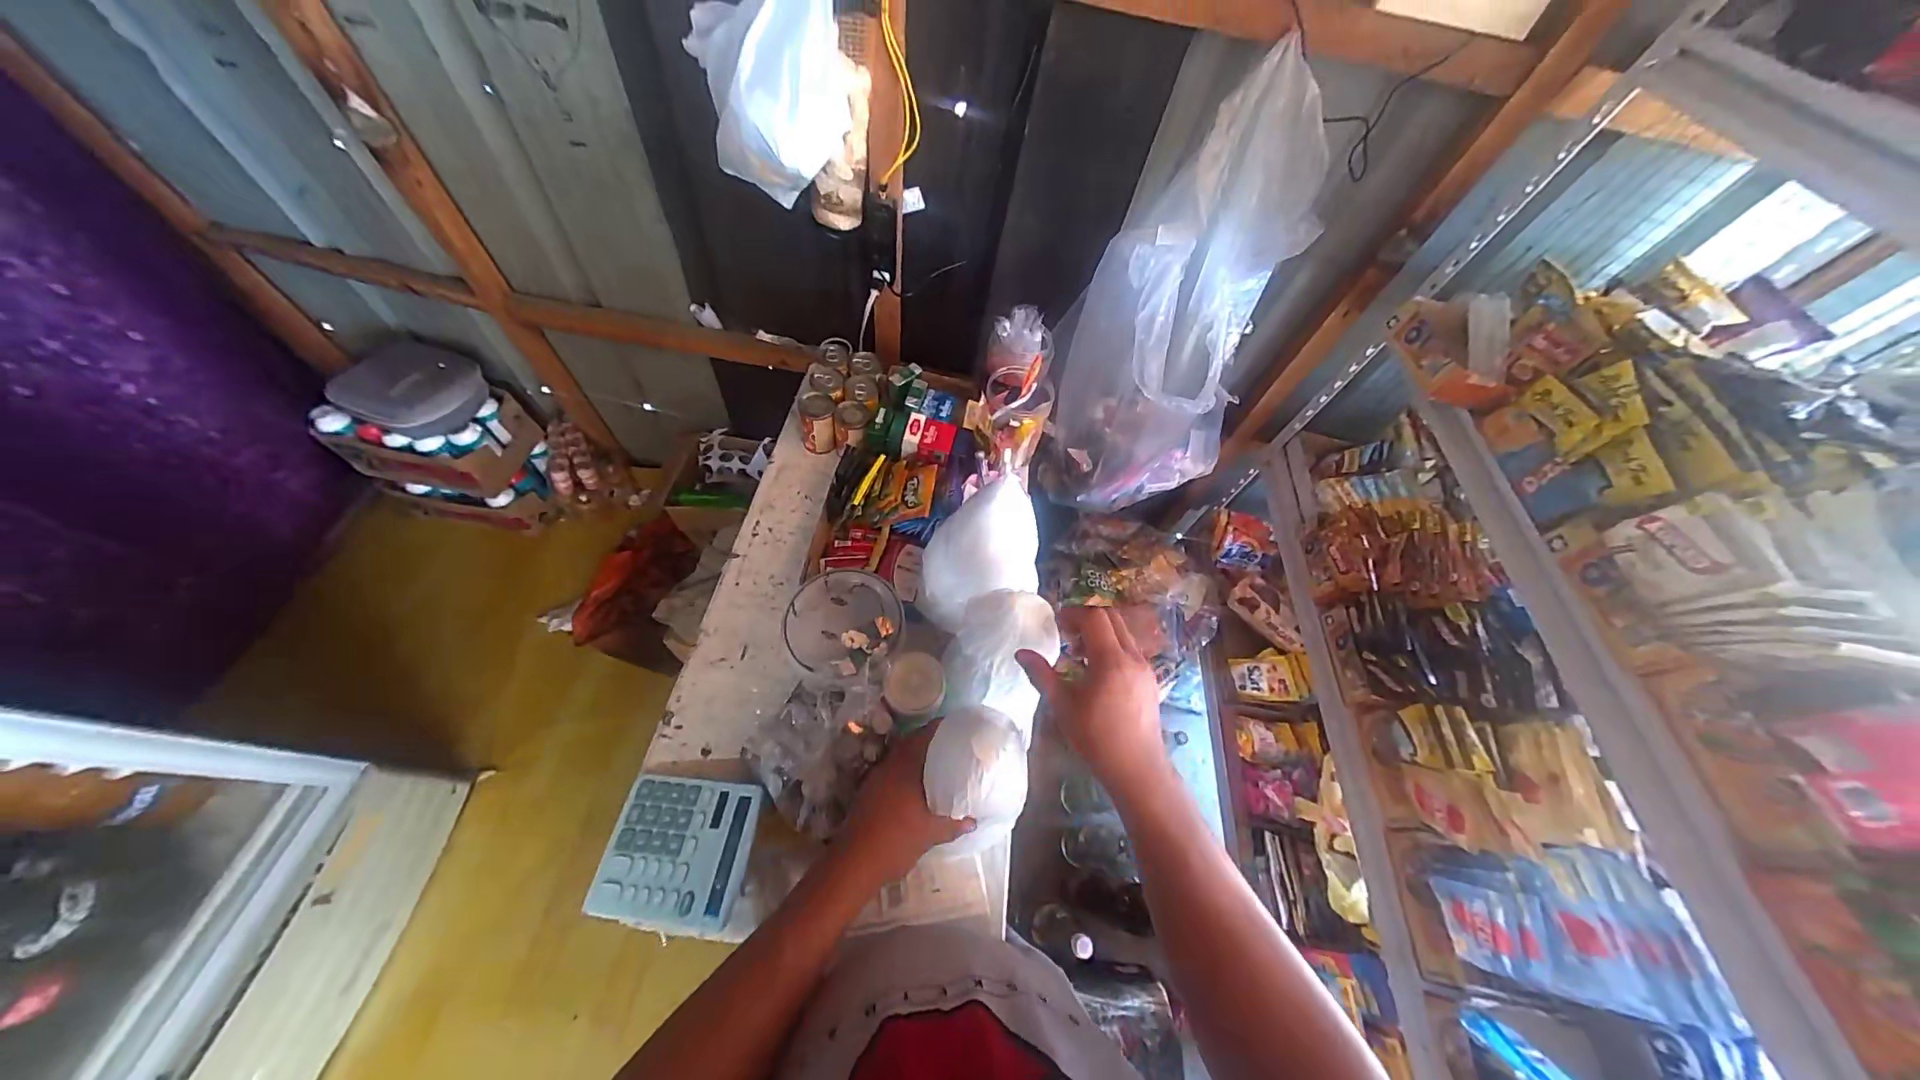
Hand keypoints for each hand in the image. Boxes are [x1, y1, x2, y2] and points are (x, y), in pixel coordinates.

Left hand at [837, 724, 973, 883]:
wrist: (855, 862)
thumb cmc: (896, 840)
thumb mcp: (930, 834)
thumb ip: (953, 824)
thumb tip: (973, 821)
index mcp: (906, 765)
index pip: (925, 734)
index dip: (942, 727)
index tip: (959, 727)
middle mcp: (889, 765)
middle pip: (911, 743)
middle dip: (931, 742)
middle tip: (953, 746)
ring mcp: (876, 777)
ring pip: (900, 757)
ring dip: (917, 757)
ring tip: (939, 764)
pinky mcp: (869, 791)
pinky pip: (891, 772)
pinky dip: (905, 772)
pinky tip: (917, 786)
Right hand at [1018, 607, 1171, 804]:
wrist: (1137, 768)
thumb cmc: (1096, 738)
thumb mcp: (1063, 705)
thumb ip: (1042, 674)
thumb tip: (1021, 653)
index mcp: (1112, 660)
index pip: (1095, 618)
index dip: (1073, 614)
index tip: (1056, 623)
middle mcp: (1133, 657)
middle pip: (1113, 619)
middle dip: (1088, 619)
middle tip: (1066, 633)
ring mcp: (1145, 668)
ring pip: (1124, 634)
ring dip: (1101, 633)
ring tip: (1078, 653)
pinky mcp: (1150, 681)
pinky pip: (1130, 650)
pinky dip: (1112, 648)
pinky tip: (1096, 672)